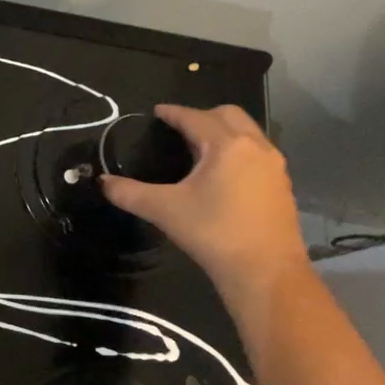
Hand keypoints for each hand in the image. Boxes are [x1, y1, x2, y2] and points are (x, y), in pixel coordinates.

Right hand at [100, 103, 309, 291]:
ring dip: (223, 132)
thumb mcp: (164, 210)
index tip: (157, 112)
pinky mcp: (281, 186)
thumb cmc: (214, 233)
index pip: (195, 118)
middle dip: (202, 116)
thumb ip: (129, 192)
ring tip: (199, 149)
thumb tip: (102, 182)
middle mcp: (255, 147)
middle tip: (178, 129)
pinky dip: (238, 150)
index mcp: (226, 145)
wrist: (266, 272)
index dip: (173, 113)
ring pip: (248, 133)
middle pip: (229, 115)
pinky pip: (257, 153)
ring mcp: (274, 167)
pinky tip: (222, 173)